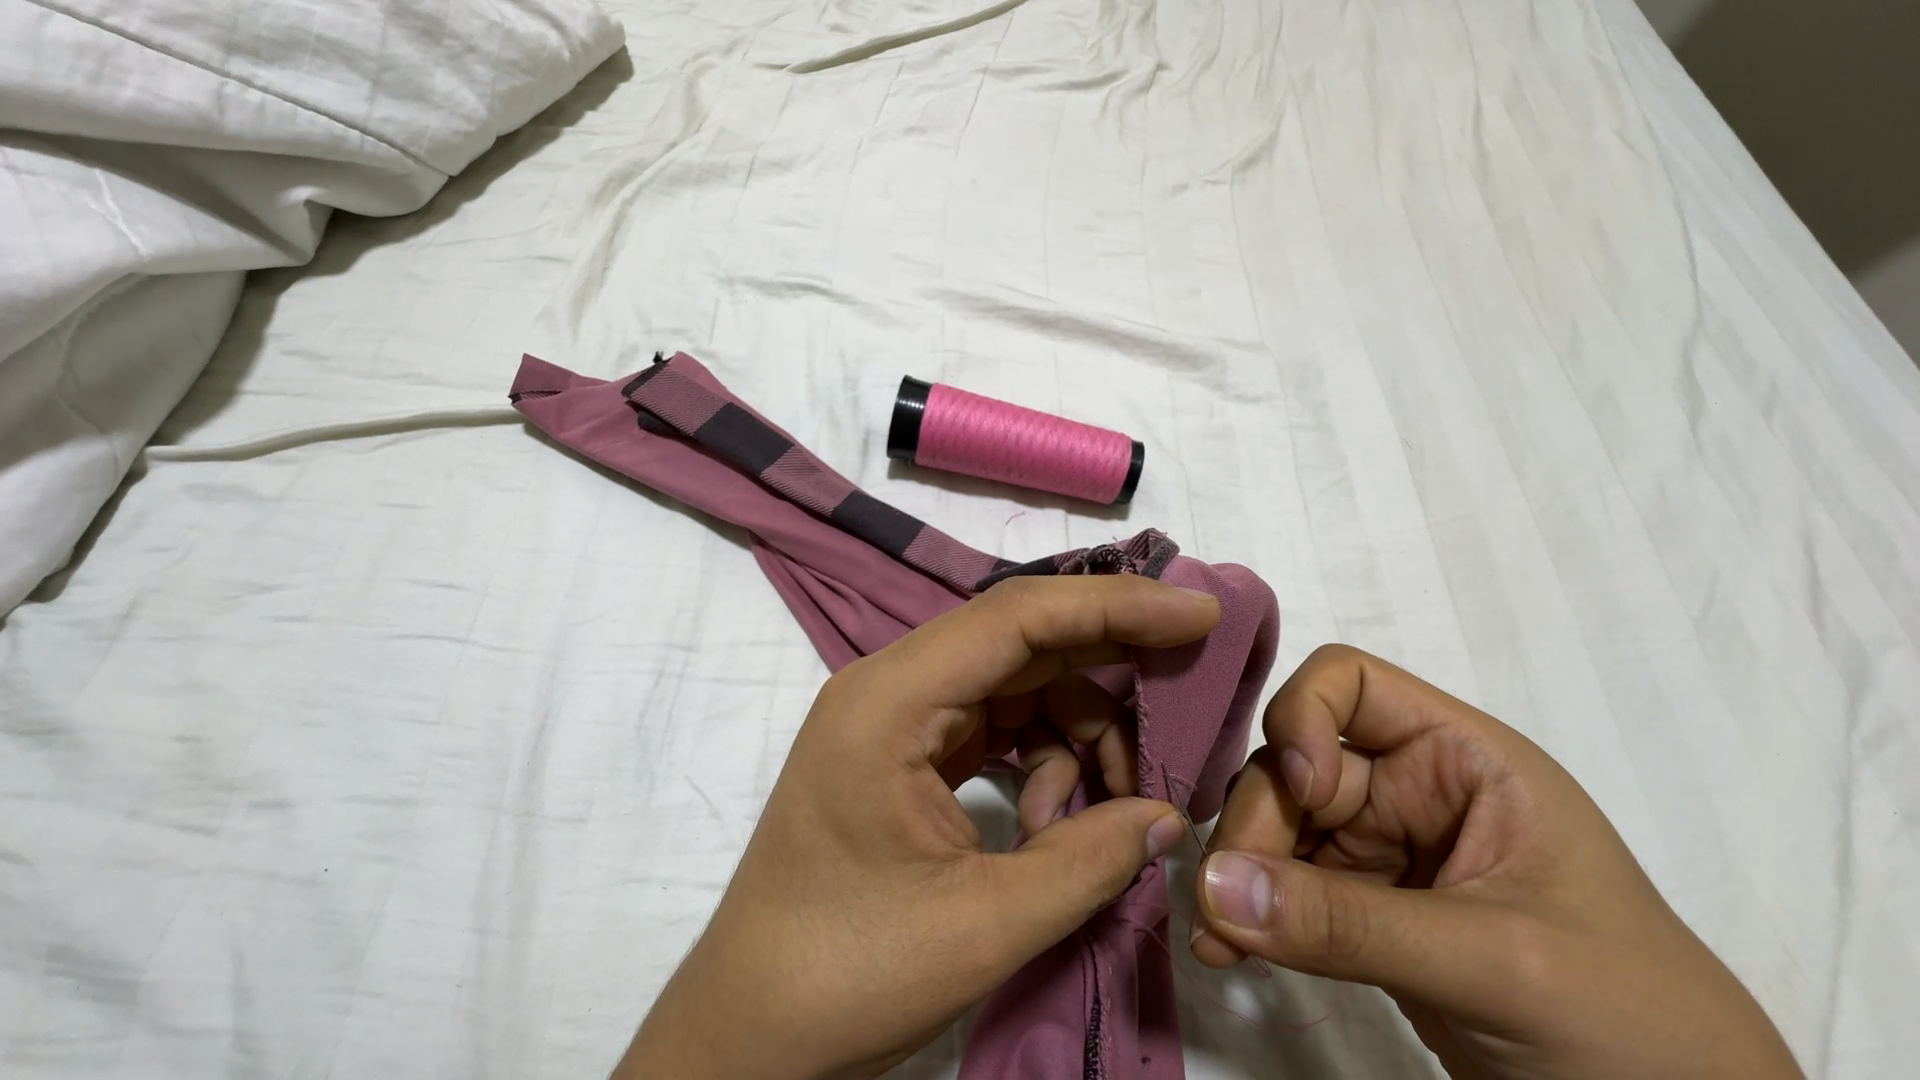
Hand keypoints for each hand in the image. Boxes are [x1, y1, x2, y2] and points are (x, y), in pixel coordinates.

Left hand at [615, 576, 1220, 1079]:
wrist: (751, 1032)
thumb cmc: (848, 973)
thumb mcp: (983, 924)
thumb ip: (1088, 860)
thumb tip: (1170, 815)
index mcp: (890, 701)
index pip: (1016, 618)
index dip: (1115, 606)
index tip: (1198, 613)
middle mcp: (891, 690)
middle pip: (1022, 644)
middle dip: (1112, 666)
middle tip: (1192, 693)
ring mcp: (898, 722)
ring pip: (1019, 689)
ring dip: (1081, 736)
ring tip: (1113, 811)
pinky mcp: (908, 757)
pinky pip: (998, 730)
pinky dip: (1045, 764)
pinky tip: (1056, 825)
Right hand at [1189, 645, 1803, 1079]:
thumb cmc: (1629, 1021)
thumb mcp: (1495, 961)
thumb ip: (1348, 923)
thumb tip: (1210, 885)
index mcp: (1462, 760)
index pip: (1350, 684)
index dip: (1304, 717)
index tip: (1302, 794)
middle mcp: (1411, 791)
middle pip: (1292, 766)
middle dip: (1257, 825)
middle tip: (1225, 901)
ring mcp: (1383, 855)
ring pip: (1276, 827)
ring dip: (1238, 874)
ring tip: (1219, 942)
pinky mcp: (1363, 915)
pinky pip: (1282, 891)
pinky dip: (1246, 915)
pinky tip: (1227, 954)